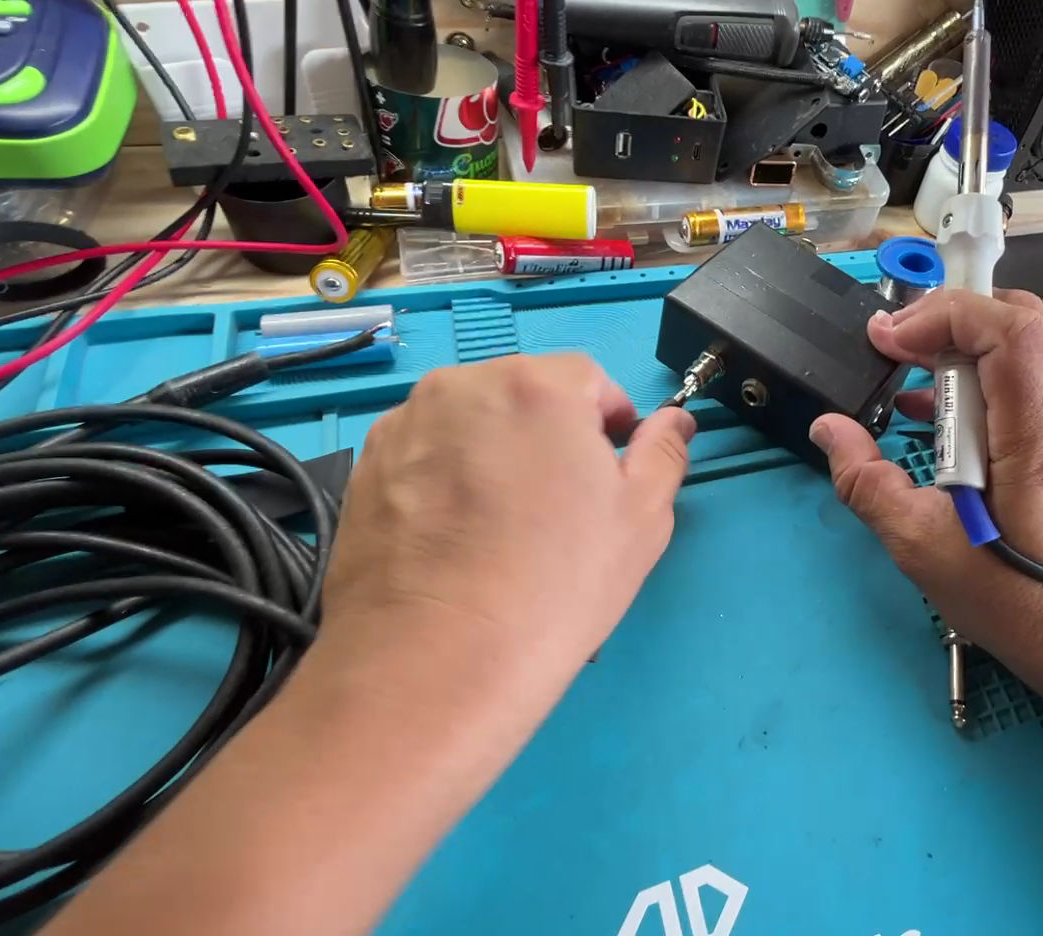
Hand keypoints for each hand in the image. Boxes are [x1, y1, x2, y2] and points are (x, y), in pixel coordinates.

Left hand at [321, 354, 693, 676]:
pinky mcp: (366, 467)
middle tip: (562, 505)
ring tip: (505, 524)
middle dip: (553, 434)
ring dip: (500, 450)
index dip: (610, 424)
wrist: (436, 664)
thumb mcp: (642, 516)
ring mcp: (405, 425)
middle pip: (528, 393)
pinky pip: (428, 450)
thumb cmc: (557, 584)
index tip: (609, 475)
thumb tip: (676, 419)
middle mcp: (462, 386)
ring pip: (475, 421)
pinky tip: (460, 535)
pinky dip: (450, 474)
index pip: (589, 378)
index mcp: (537, 386)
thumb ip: (665, 450)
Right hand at [810, 290, 1042, 667]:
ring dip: (955, 348)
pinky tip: (928, 413)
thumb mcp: (922, 544)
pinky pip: (1014, 386)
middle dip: (946, 319)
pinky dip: (970, 380)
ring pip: (1016, 351)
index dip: (943, 315)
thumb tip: (828, 428)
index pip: (1007, 328)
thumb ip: (867, 481)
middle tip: (893, 345)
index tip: (889, 341)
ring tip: (902, 372)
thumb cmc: (1014, 597)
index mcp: (1031, 432)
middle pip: (1016, 322)